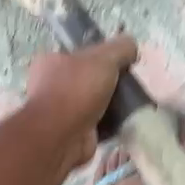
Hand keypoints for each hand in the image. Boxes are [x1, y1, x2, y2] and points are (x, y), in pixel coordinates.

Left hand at [22, 35, 137, 174]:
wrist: (61, 136)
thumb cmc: (77, 89)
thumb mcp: (104, 58)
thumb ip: (121, 48)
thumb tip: (132, 47)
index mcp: (52, 62)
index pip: (81, 53)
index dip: (102, 56)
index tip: (121, 63)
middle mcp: (52, 85)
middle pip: (90, 78)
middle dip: (110, 82)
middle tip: (129, 84)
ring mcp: (61, 111)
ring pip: (95, 102)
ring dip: (112, 104)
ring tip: (132, 103)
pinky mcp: (73, 133)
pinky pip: (98, 123)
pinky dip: (111, 123)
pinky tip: (126, 120)